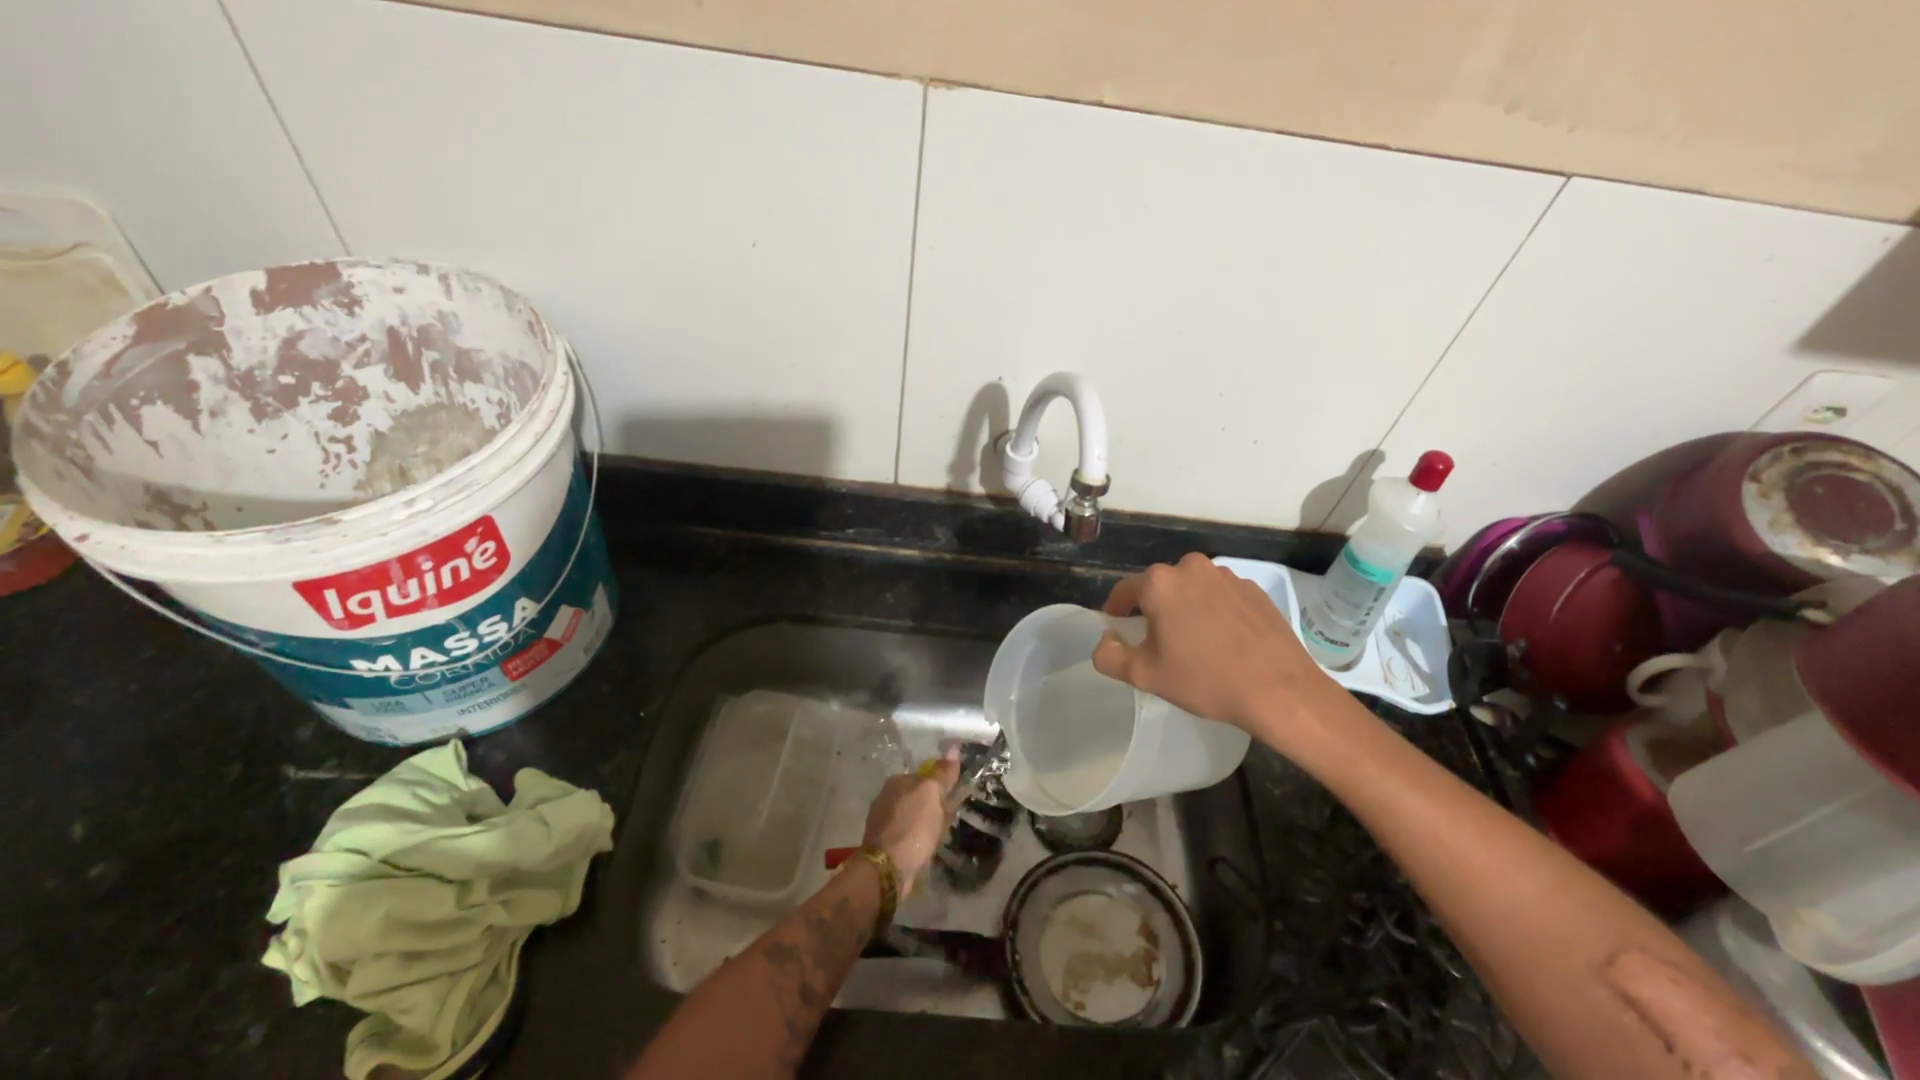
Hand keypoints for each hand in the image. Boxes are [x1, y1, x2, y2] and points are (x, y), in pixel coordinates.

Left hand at [861, 748, 959, 900]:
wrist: (888, 868)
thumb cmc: (912, 826)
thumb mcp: (931, 794)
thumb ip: (942, 773)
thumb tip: (953, 747)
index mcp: (896, 782)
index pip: (925, 776)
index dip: (942, 786)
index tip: (955, 799)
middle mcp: (887, 798)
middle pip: (920, 797)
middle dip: (935, 807)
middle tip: (950, 820)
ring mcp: (884, 822)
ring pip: (915, 817)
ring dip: (929, 824)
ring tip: (941, 836)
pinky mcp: (886, 844)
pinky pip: (910, 835)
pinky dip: (920, 839)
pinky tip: (928, 848)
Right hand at [1092, 553, 1338, 742]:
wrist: (1279, 689)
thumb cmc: (1205, 680)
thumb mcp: (1145, 676)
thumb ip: (1110, 656)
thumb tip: (1105, 641)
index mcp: (1160, 583)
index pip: (1124, 591)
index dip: (1116, 612)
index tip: (1118, 631)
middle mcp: (1192, 568)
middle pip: (1160, 588)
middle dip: (1154, 611)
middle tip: (1159, 644)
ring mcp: (1227, 577)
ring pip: (1193, 591)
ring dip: (1186, 610)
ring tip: (1195, 645)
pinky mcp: (1254, 590)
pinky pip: (1221, 598)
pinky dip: (1215, 614)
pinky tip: (1224, 644)